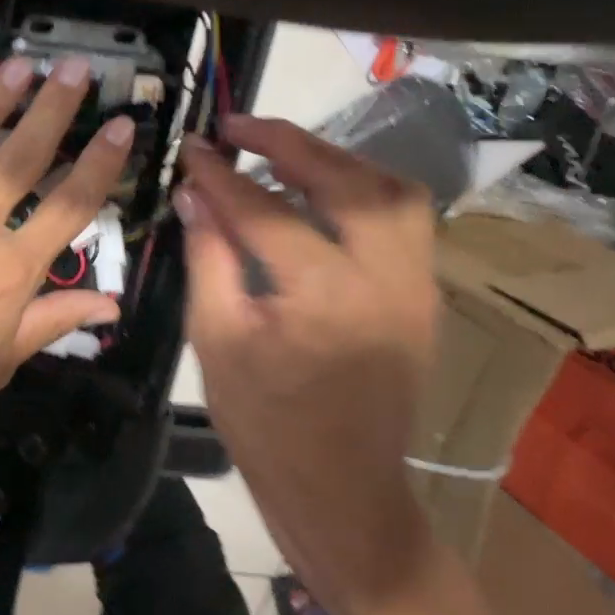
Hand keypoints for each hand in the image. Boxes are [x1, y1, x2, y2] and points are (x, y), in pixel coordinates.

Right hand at [175, 115, 440, 604]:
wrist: (340, 488)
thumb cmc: (264, 422)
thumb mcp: (216, 340)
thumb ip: (208, 258)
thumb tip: (194, 194)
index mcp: (324, 296)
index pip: (266, 211)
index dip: (222, 175)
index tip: (191, 146)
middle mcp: (387, 279)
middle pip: (347, 182)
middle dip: (290, 143)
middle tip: (239, 127)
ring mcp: (417, 288)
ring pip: (393, 193)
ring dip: (336, 161)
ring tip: (283, 153)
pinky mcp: (423, 298)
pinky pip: (404, 222)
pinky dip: (362, 192)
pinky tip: (320, 195)